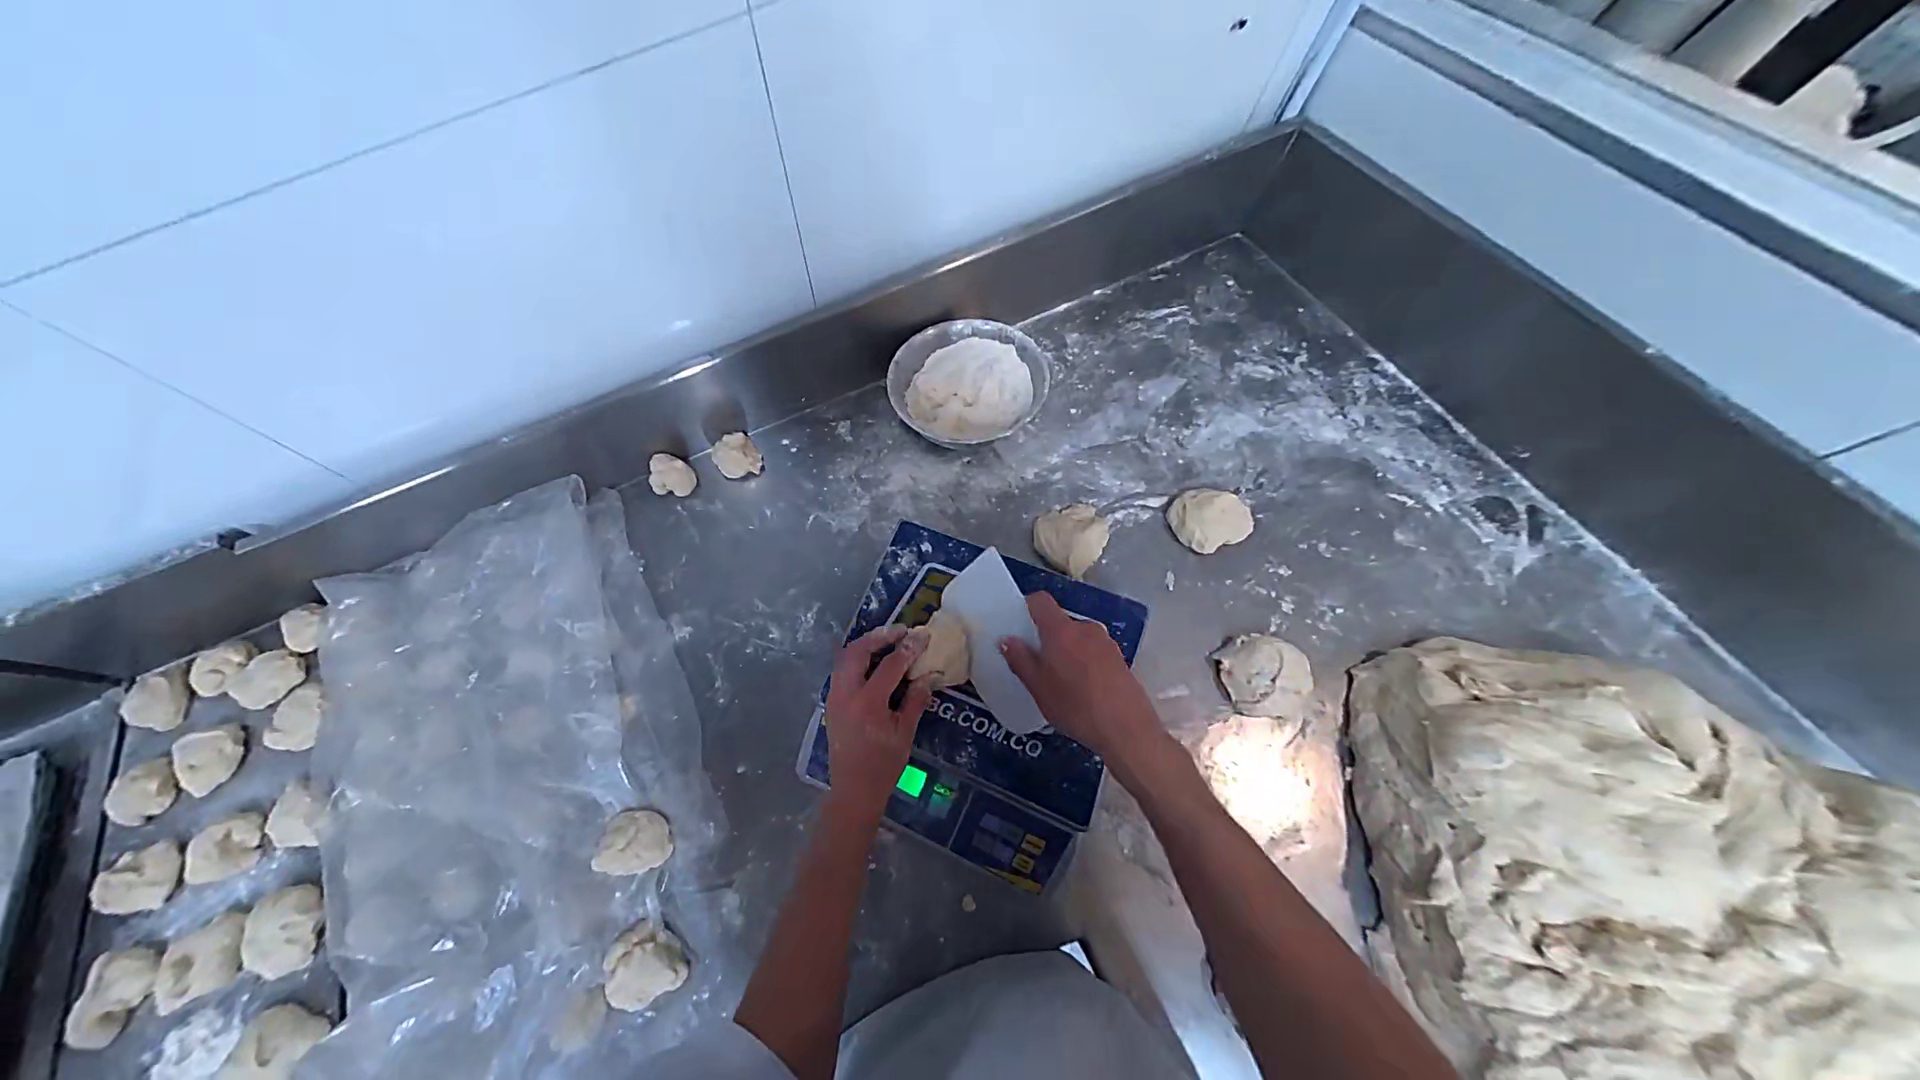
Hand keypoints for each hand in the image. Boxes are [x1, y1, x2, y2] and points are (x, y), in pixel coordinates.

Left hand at [824, 625, 932, 811]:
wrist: (854, 790)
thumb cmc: (883, 765)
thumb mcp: (905, 732)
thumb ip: (916, 699)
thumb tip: (929, 674)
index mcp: (868, 703)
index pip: (890, 665)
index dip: (909, 648)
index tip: (923, 636)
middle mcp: (846, 694)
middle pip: (858, 651)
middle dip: (880, 636)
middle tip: (901, 631)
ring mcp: (834, 697)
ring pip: (845, 658)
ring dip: (866, 644)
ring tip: (887, 640)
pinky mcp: (832, 702)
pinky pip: (842, 670)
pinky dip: (857, 658)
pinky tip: (873, 660)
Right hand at [1001, 593, 1177, 782]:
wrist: (1127, 730)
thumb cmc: (1076, 707)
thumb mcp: (1038, 688)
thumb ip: (1020, 659)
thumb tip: (1007, 639)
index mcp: (1062, 630)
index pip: (1040, 601)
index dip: (1027, 608)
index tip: (1018, 627)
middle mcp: (1085, 628)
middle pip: (1059, 621)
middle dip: (1046, 637)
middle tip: (1036, 664)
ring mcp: (1106, 642)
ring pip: (1077, 637)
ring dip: (1065, 650)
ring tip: (1060, 682)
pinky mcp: (1119, 658)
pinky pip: (1092, 651)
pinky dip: (1083, 661)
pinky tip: (1082, 690)